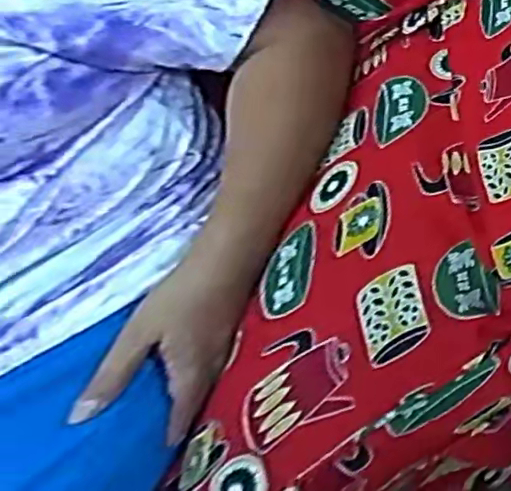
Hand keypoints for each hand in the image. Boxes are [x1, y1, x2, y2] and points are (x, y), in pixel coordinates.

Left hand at [69, 237, 253, 444]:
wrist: (236, 252)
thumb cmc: (184, 293)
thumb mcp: (138, 334)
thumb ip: (114, 373)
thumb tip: (82, 418)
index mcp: (192, 364)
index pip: (183, 406)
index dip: (175, 427)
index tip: (167, 447)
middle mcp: (217, 354)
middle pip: (204, 390)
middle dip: (193, 409)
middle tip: (181, 426)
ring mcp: (232, 335)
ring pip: (218, 371)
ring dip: (206, 388)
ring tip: (194, 399)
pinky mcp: (240, 319)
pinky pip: (227, 354)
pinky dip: (216, 368)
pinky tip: (211, 363)